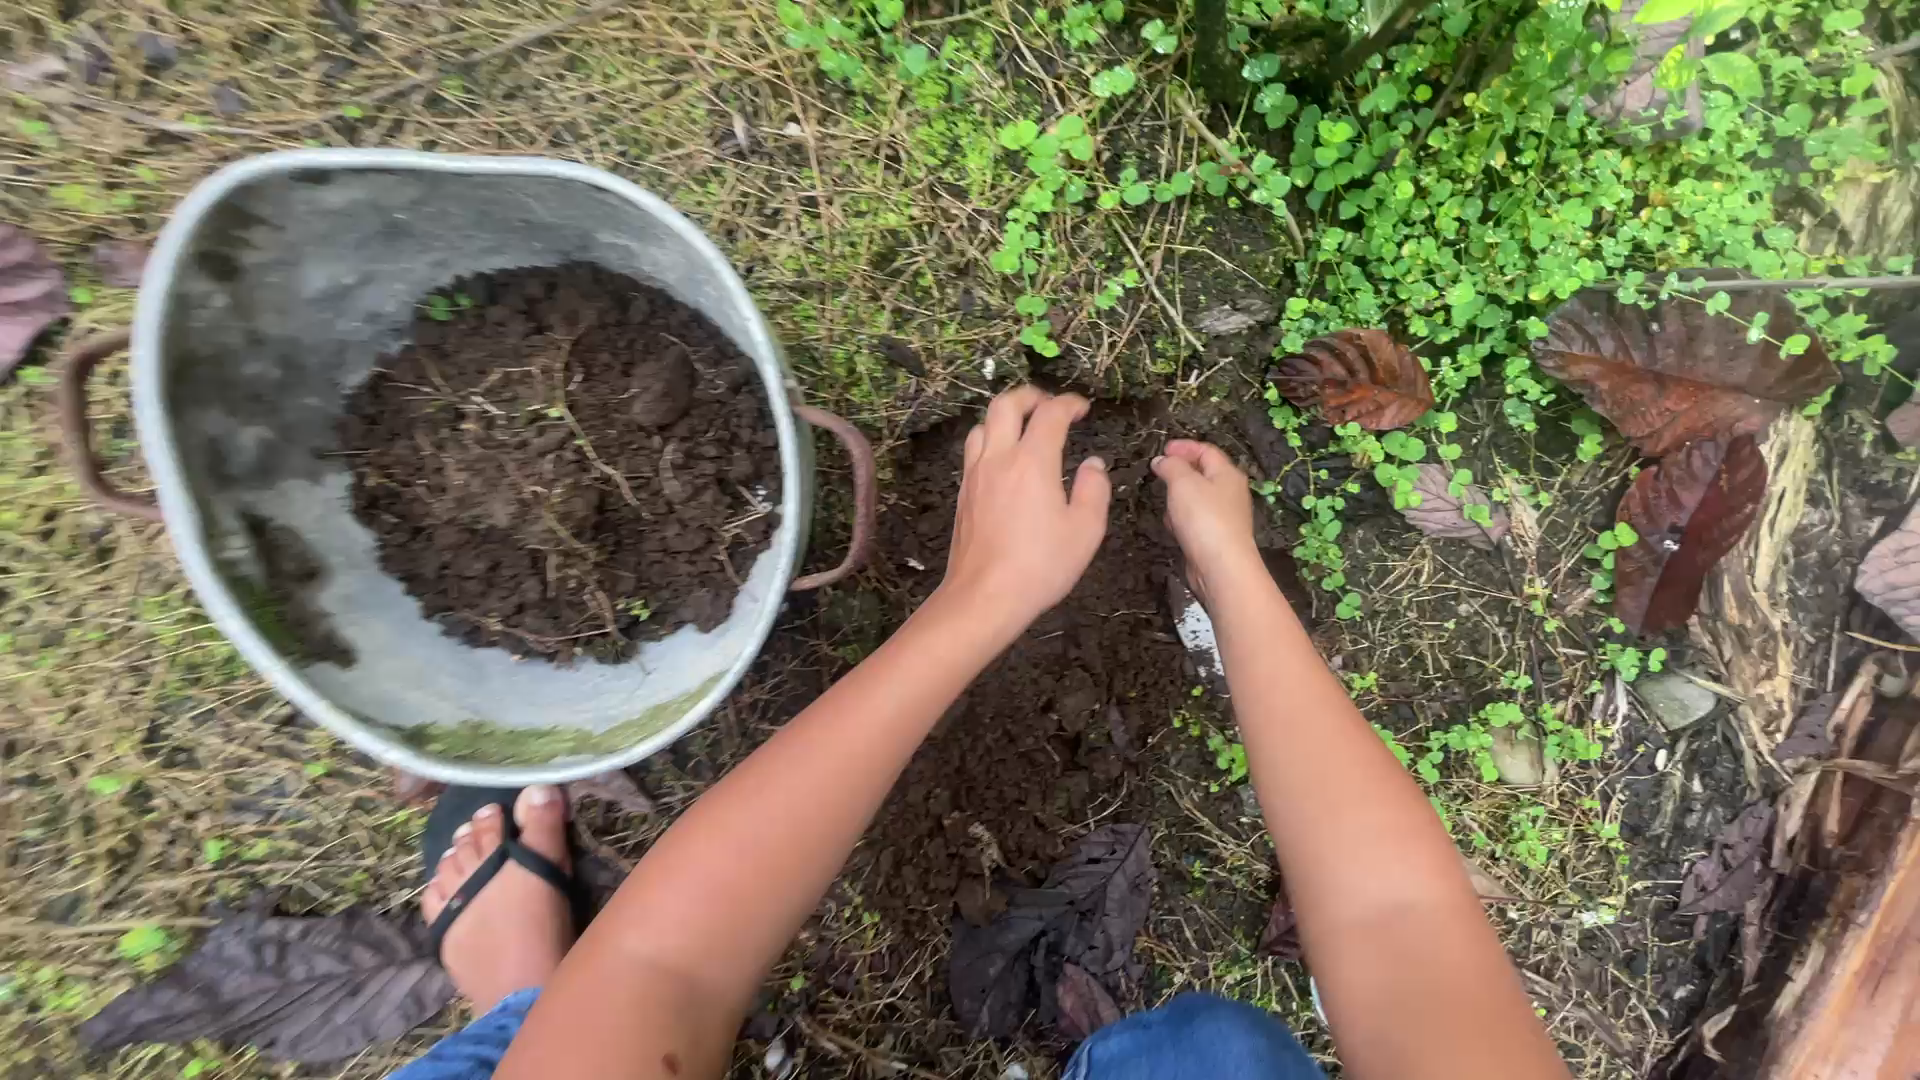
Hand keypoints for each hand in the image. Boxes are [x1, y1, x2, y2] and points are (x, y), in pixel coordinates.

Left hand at [936, 386, 1110, 630]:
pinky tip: (1004, 460)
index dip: (1069, 403)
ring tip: (1024, 428)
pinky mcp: (963, 493)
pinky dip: (991, 440)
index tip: (1082, 408)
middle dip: (1030, 395)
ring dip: (1005, 416)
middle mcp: (998, 459)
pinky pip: (973, 451)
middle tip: (1050, 404)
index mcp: (1032, 462)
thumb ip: (1093, 490)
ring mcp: (975, 475)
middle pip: (1005, 404)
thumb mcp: (1085, 530)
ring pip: (983, 424)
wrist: (984, 596)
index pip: (1050, 414)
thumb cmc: (1040, 566)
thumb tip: (1093, 465)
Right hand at [1151, 439, 1260, 607]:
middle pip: (1203, 473)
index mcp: (1227, 474)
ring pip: (1197, 497)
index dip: (1184, 447)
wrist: (1221, 566)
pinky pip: (1196, 519)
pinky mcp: (1215, 536)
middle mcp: (1230, 492)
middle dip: (1180, 470)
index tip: (1162, 449)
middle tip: (1158, 471)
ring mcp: (1224, 516)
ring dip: (1178, 495)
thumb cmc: (1204, 519)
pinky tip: (1171, 525)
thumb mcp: (1183, 483)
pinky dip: (1182, 517)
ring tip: (1162, 498)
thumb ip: (1171, 466)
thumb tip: (1162, 460)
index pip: (1206, 450)